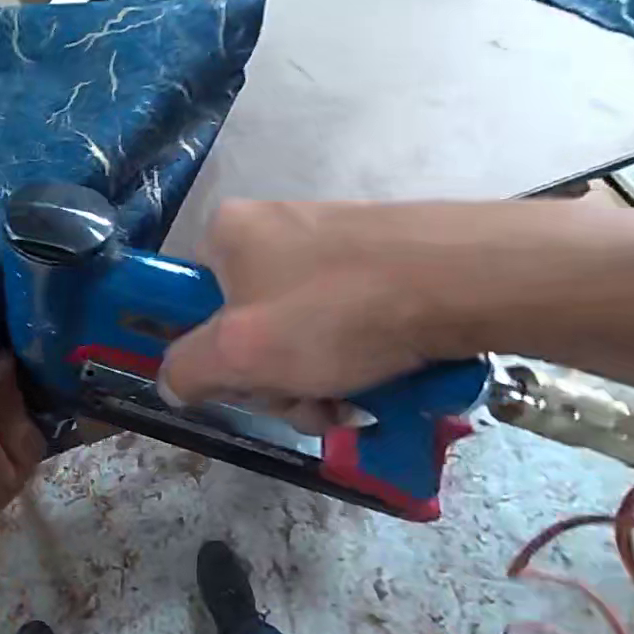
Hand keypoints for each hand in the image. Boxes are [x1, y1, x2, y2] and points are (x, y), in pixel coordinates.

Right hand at [156, 197, 633, 418]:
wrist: (461, 277)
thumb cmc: (335, 312)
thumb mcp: (241, 352)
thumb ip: (187, 369)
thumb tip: (172, 380)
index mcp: (227, 234)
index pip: (188, 302)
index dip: (208, 353)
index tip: (243, 384)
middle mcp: (271, 229)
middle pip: (245, 326)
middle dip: (273, 379)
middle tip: (307, 403)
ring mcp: (326, 243)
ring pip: (295, 334)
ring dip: (313, 381)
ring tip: (349, 403)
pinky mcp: (371, 260)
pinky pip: (339, 323)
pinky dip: (349, 362)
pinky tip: (375, 386)